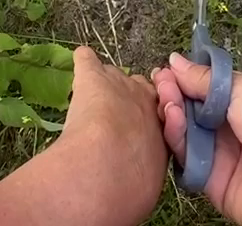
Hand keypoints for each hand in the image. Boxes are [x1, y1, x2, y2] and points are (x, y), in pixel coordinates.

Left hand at [49, 47, 166, 223]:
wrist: (108, 166)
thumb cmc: (133, 183)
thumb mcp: (151, 178)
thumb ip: (149, 165)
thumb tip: (139, 175)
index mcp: (163, 121)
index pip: (160, 108)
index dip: (146, 117)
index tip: (135, 130)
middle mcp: (144, 97)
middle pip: (138, 86)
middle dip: (127, 97)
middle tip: (113, 120)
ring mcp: (118, 83)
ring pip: (112, 75)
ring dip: (105, 85)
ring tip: (92, 103)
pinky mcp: (92, 77)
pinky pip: (87, 59)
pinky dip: (83, 61)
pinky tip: (78, 64)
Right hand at [153, 53, 241, 225]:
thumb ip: (207, 80)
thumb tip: (176, 61)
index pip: (206, 84)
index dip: (185, 76)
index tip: (166, 69)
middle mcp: (232, 124)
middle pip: (192, 106)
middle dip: (174, 92)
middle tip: (160, 83)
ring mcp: (223, 154)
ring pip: (186, 132)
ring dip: (173, 115)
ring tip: (166, 102)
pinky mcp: (214, 184)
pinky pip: (188, 160)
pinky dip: (177, 142)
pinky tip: (172, 124)